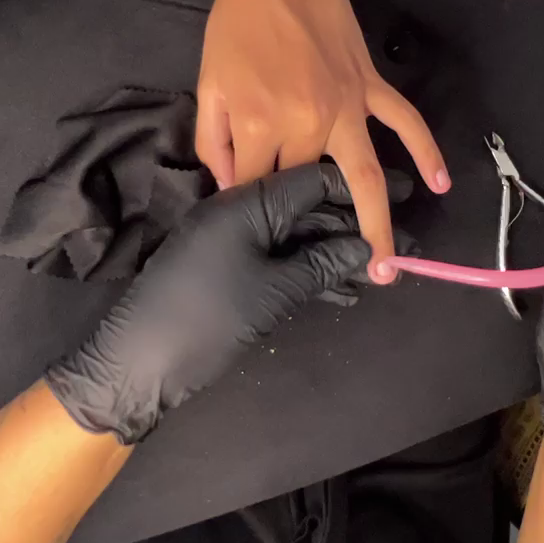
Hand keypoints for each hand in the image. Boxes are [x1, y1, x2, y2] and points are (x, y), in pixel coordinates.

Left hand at [47, 164, 372, 443]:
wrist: (140, 361)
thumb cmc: (206, 318)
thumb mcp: (272, 291)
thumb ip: (322, 265)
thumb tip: (368, 250)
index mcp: (246, 203)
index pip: (314, 181)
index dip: (360, 191)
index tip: (403, 196)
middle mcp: (240, 211)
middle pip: (309, 210)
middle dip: (356, 228)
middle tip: (402, 242)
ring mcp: (233, 240)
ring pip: (297, 238)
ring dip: (337, 256)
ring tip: (382, 272)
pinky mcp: (230, 268)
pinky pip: (279, 260)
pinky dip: (310, 274)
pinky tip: (346, 292)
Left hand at [196, 0, 447, 278]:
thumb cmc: (236, 27)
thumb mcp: (210, 84)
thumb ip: (214, 140)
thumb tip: (229, 184)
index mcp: (261, 125)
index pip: (256, 188)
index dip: (249, 212)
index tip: (252, 234)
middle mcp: (308, 124)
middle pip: (310, 189)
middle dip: (312, 228)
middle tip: (326, 274)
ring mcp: (346, 106)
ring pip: (366, 174)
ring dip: (377, 222)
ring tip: (385, 267)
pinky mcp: (370, 86)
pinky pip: (405, 121)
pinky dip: (425, 150)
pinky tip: (440, 182)